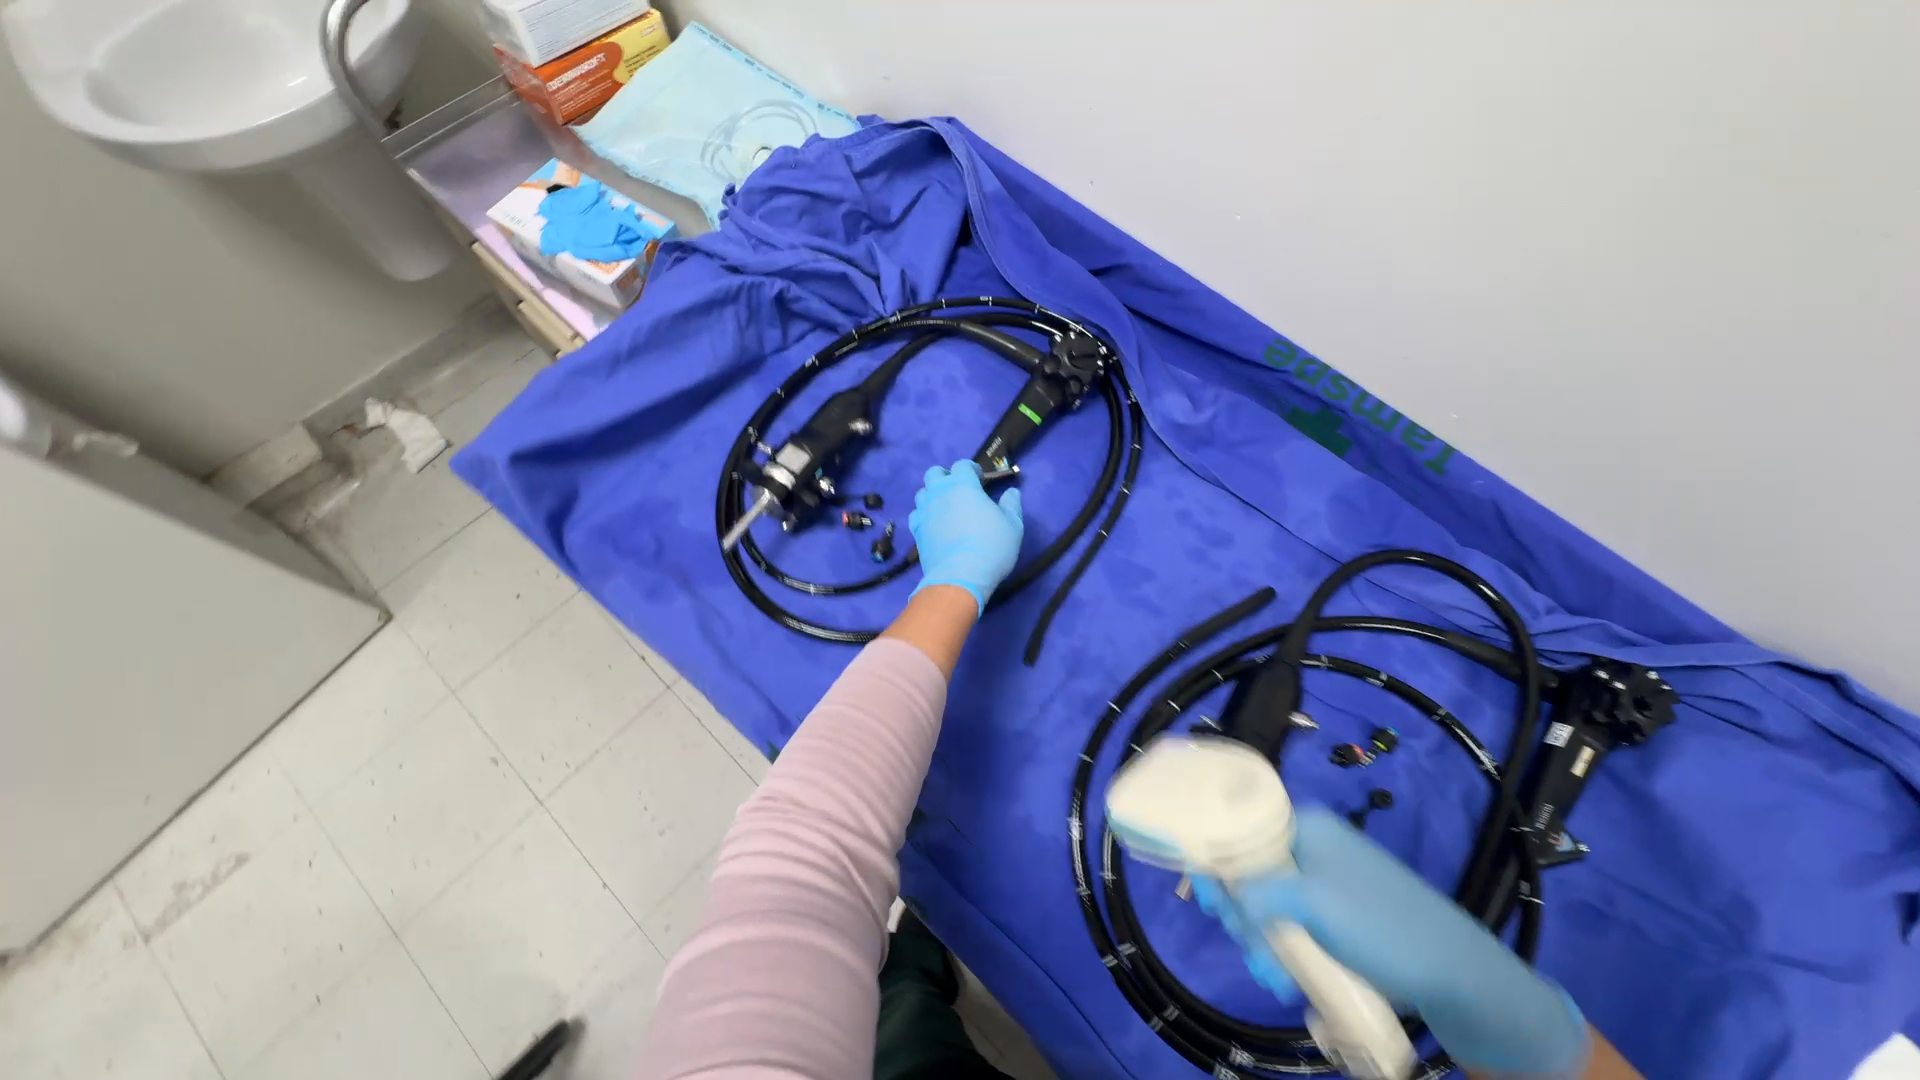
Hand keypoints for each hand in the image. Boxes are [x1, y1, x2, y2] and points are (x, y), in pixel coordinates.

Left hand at [907, 461, 1023, 614]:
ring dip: (933, 494)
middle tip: (959, 489)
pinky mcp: (916, 531)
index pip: (962, 465)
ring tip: (945, 507)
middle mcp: (939, 493)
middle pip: (934, 473)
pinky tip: (934, 524)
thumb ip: (1012, 505)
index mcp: (962, 485)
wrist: (960, 576)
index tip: (980, 479)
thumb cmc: (991, 547)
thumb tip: (1012, 492)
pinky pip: (916, 515)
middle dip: (946, 476)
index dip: (971, 469)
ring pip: (922, 493)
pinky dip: (924, 515)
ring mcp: (924, 512)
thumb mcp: (1013, 525)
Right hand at [1193, 808, 1589, 1077]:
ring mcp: (1318, 883)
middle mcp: (1307, 847)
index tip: (1209, 903)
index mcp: (1304, 827)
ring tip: (1272, 976)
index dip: (1216, 862)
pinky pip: (1285, 925)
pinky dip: (1278, 950)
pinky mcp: (1328, 917)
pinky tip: (1284, 978)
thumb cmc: (1383, 927)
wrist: (1455, 976)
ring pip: (1261, 904)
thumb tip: (1215, 887)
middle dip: (1240, 915)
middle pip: (1245, 871)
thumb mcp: (1314, 903)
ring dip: (1258, 942)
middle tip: (1249, 946)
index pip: (1238, 828)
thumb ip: (1258, 890)